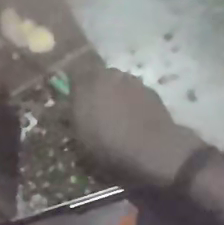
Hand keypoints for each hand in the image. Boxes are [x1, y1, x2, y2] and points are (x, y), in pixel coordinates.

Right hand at [73, 68, 206, 187]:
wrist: (154, 151)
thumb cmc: (110, 148)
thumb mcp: (80, 144)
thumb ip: (72, 122)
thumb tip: (68, 114)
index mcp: (85, 83)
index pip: (73, 73)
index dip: (73, 86)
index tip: (72, 101)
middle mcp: (109, 75)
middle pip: (97, 77)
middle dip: (95, 90)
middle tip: (95, 112)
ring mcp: (132, 81)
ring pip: (118, 84)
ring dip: (116, 96)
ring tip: (118, 119)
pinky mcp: (151, 91)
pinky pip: (135, 94)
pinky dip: (133, 103)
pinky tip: (136, 122)